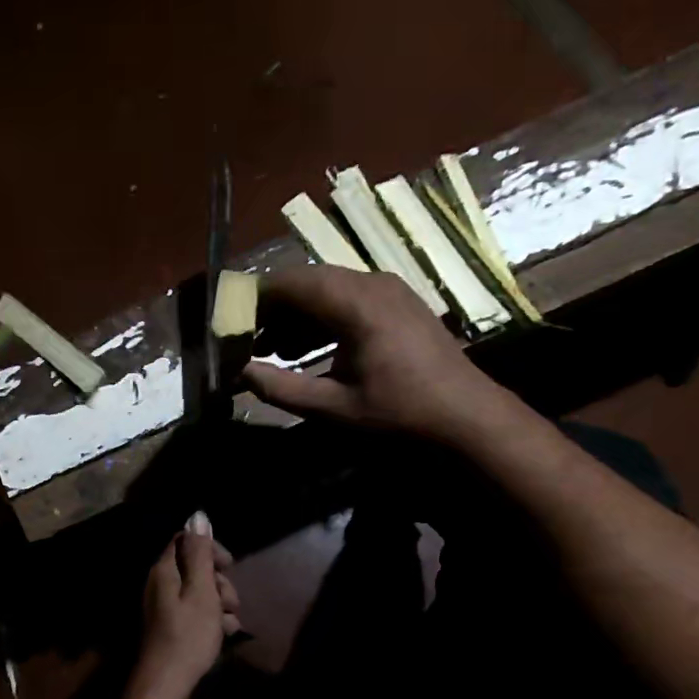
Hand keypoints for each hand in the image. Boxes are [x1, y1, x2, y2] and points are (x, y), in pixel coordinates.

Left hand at [140, 513, 239, 687]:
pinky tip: (224, 633)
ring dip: (220, 602)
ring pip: (200, 590)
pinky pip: (196, 610)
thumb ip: (201, 553)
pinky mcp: (172, 624)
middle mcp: (161, 583)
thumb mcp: (201, 591)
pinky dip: (212, 618)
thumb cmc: (188, 634)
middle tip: (229, 601)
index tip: (228, 565)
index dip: (210, 548)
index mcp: (164, 570)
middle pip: (196, 566)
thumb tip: (198, 514)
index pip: (186, 540)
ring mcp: (165, 605)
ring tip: (229, 621)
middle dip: (219, 580)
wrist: (166, 683)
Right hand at [242, 265, 509, 442]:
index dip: (255, 299)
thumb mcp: (334, 407)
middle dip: (274, 308)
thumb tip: (242, 373)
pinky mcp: (399, 303)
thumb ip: (282, 388)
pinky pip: (350, 298)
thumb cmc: (400, 413)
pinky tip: (308, 350)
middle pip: (308, 281)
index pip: (291, 283)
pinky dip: (323, 318)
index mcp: (355, 303)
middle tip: (247, 338)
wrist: (467, 416)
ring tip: (271, 349)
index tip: (230, 322)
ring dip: (297, 315)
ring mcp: (390, 290)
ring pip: (329, 289)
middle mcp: (372, 283)